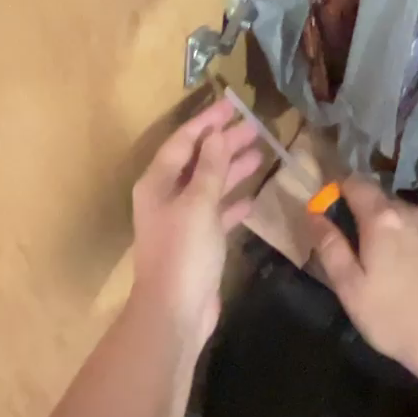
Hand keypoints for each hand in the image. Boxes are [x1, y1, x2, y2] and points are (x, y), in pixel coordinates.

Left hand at [130, 97, 261, 340]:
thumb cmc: (184, 253)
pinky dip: (234, 204)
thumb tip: (217, 136)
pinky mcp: (197, 245)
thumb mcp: (198, 204)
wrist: (175, 312)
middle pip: (197, 162)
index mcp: (157, 183)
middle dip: (224, 143)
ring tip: (260, 152)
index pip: (183, 142)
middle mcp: (166, 198)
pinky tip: (255, 196)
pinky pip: (217, 214)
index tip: (233, 104)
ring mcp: (181, 222)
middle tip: (256, 126)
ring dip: (232, 169)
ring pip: (210, 186)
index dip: (207, 122)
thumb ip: (211, 168)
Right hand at [311, 178, 417, 384]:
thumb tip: (314, 214)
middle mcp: (415, 213)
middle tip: (356, 246)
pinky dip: (416, 243)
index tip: (328, 206)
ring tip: (387, 263)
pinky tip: (416, 274)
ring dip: (393, 230)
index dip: (338, 188)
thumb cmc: (394, 318)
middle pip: (382, 200)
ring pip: (407, 217)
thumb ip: (330, 246)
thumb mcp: (350, 288)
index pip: (355, 183)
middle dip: (365, 214)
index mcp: (383, 219)